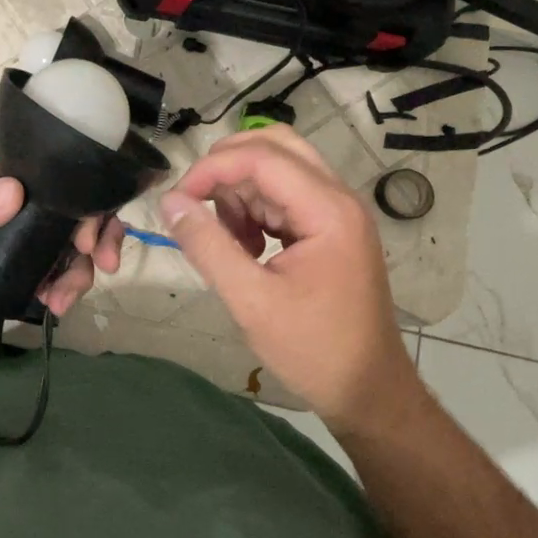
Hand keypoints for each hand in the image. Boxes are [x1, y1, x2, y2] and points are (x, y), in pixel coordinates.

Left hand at [0, 168, 125, 339]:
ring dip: (79, 273)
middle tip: (99, 265)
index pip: (54, 182)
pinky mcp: (13, 278)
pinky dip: (62, 291)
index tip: (87, 235)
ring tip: (62, 300)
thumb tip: (15, 192)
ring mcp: (17, 246)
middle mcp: (15, 211)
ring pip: (68, 252)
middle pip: (72, 217)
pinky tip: (53, 307)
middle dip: (96, 238)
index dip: (83, 203)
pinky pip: (51, 280)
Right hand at [159, 126, 424, 436]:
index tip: (176, 199)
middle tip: (194, 202)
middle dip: (226, 166)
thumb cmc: (313, 349)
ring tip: (224, 240)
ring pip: (278, 169)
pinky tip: (245, 249)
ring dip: (239, 191)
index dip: (212, 168)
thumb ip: (208, 246)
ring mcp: (337, 213)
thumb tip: (169, 202)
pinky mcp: (330, 230)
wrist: (367, 391)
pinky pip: (284, 196)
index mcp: (328, 211)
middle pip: (275, 147)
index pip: (263, 158)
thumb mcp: (251, 301)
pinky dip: (254, 210)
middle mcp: (338, 199)